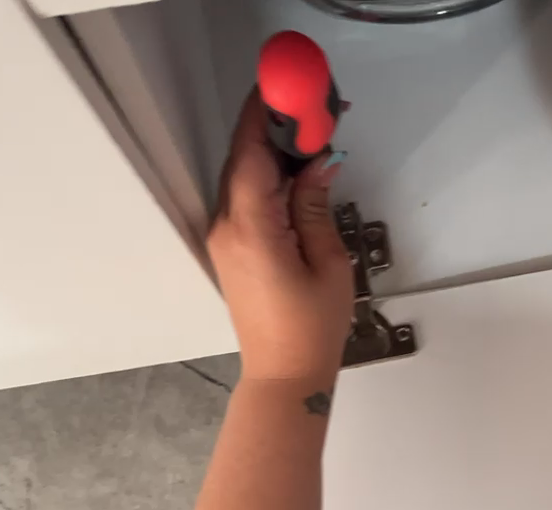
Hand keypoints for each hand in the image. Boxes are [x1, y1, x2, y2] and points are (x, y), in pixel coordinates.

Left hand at [207, 91, 352, 383]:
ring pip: (242, 177)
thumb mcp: (328, 263)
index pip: (254, 150)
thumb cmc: (310, 331)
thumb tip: (316, 165)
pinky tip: (295, 182)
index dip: (271, 114)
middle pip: (244, 158)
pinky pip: (243, 201)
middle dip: (275, 129)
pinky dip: (266, 182)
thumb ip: (316, 206)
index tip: (295, 91)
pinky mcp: (229, 252)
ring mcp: (223, 240)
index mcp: (252, 228)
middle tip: (313, 115)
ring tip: (311, 146)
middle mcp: (227, 228)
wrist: (284, 376)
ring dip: (272, 156)